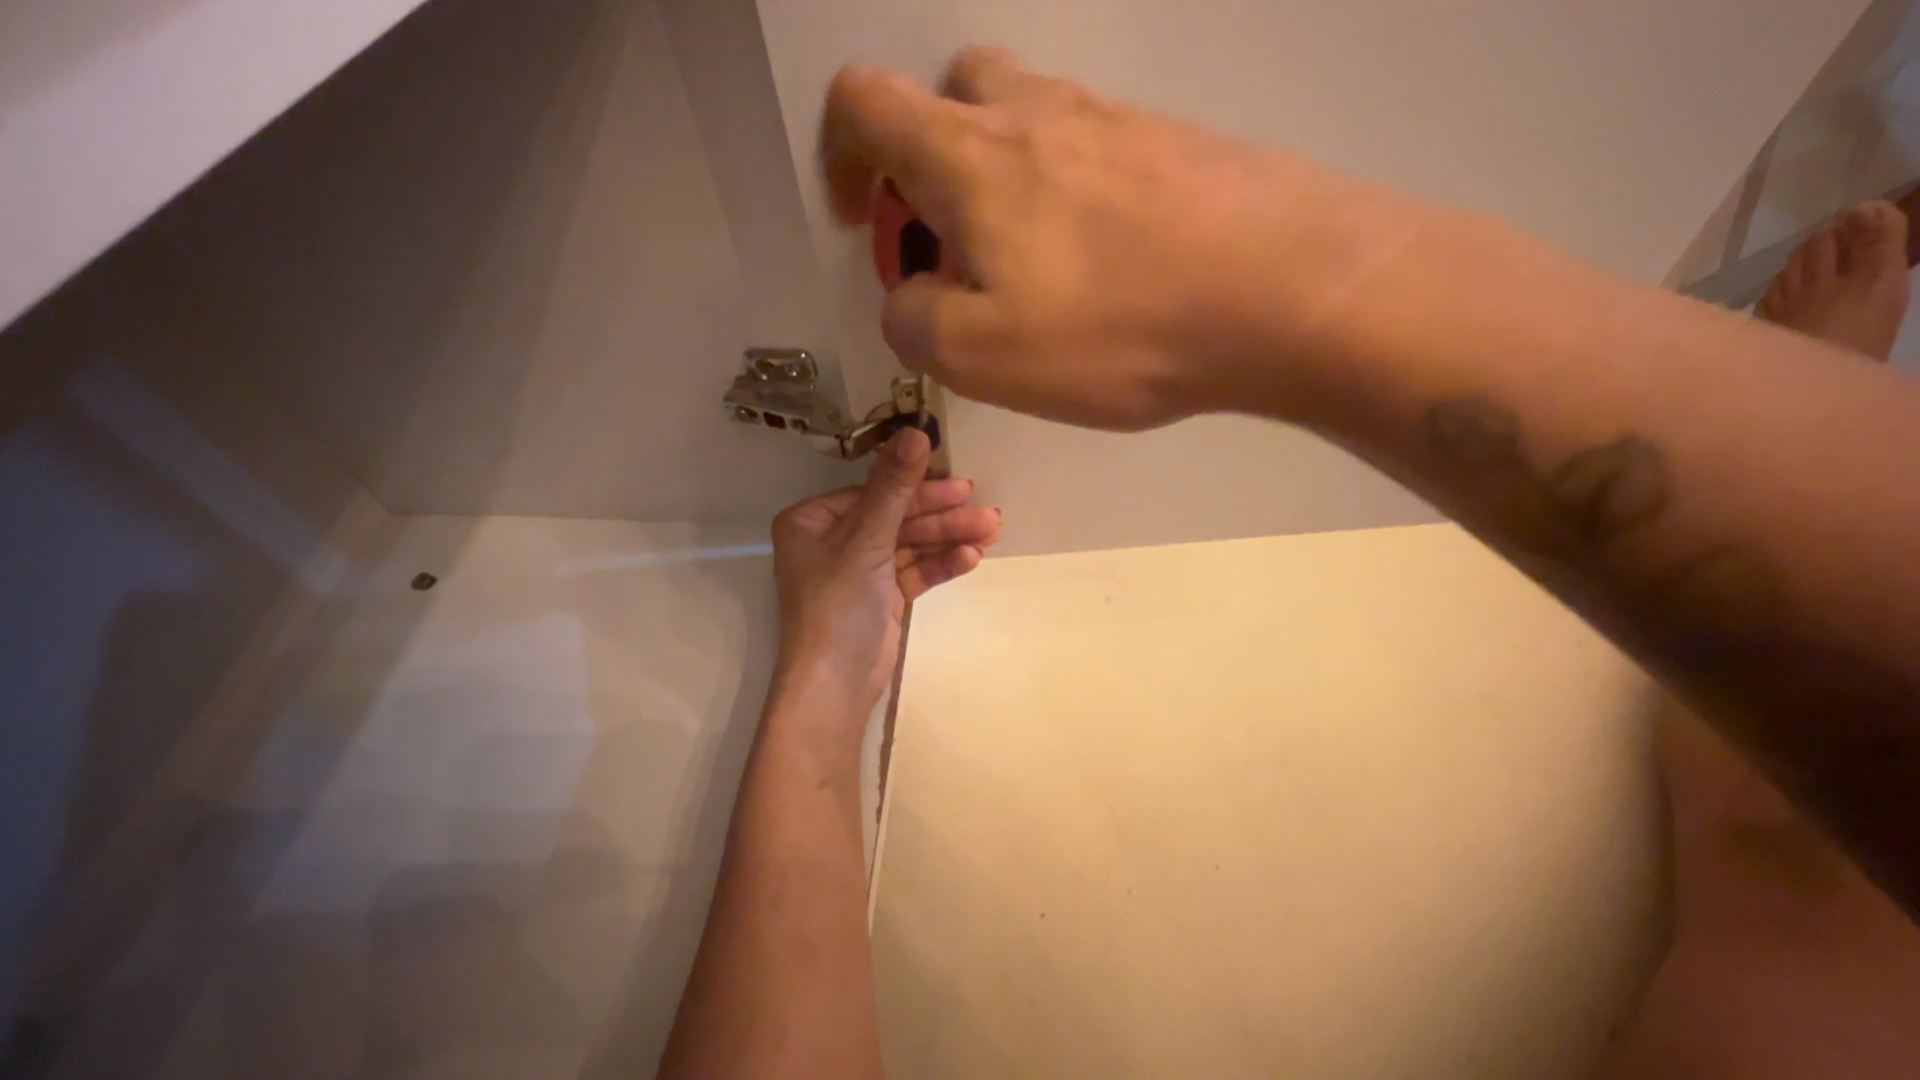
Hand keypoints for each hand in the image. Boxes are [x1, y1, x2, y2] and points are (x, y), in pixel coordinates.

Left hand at [770, 427, 1001, 714]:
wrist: (835, 685)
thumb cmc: (838, 606)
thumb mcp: (867, 541)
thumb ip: (894, 488)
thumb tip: (915, 430)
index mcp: (813, 520)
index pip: (875, 492)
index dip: (919, 487)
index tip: (962, 482)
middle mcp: (833, 540)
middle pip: (897, 517)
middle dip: (942, 516)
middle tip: (986, 510)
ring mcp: (858, 570)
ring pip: (910, 544)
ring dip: (949, 538)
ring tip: (992, 531)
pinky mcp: (880, 596)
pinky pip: (914, 570)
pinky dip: (940, 564)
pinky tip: (971, 558)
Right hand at [823, 47, 1423, 430]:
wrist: (1285, 291)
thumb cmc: (1115, 326)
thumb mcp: (981, 356)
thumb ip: (915, 322)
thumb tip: (912, 298)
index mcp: (968, 154)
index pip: (863, 102)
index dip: (841, 155)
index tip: (866, 221)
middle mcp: (1034, 111)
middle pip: (950, 93)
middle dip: (929, 161)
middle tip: (957, 244)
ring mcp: (1111, 117)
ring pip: (1027, 119)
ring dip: (1003, 177)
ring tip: (1036, 267)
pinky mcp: (1171, 141)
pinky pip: (1093, 150)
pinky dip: (1071, 194)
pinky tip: (1107, 265)